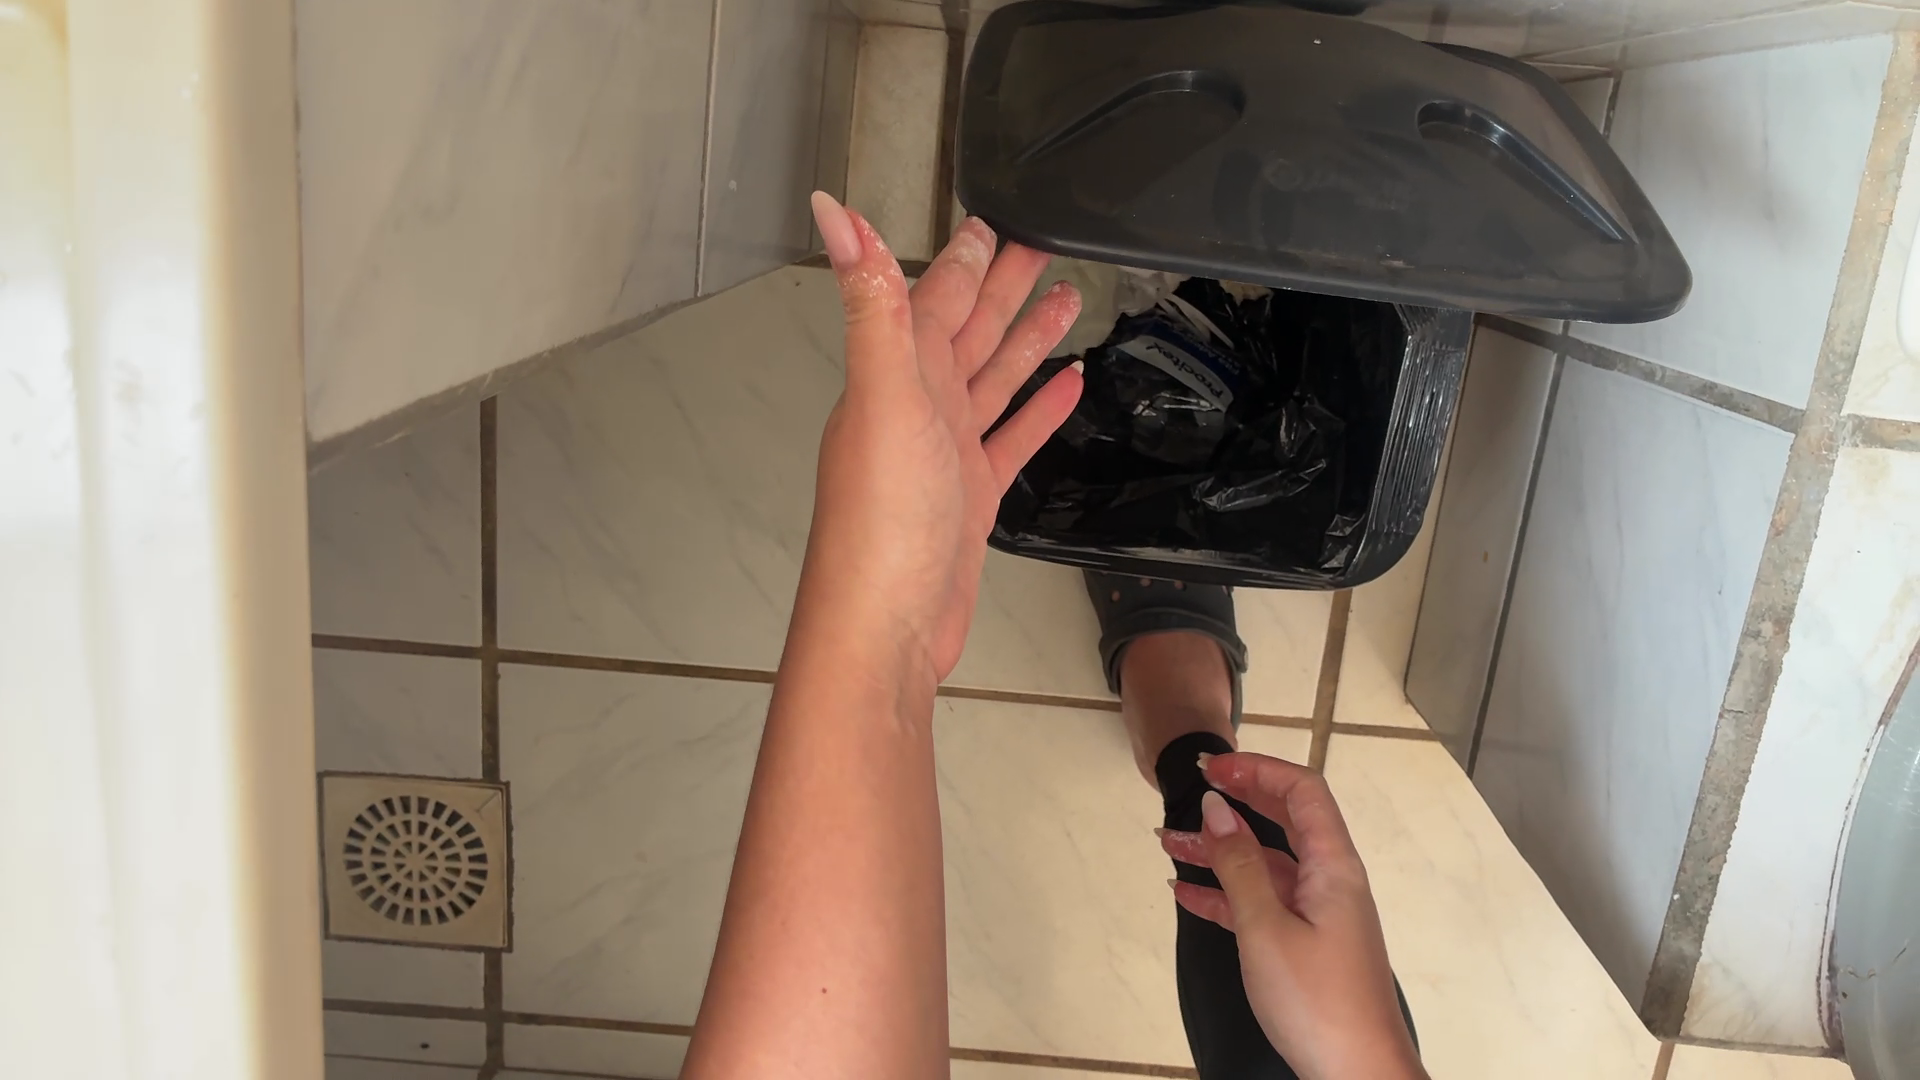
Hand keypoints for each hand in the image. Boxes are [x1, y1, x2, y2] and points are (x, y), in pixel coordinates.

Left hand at [799, 192, 1082, 681]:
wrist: (889, 624)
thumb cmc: (884, 519)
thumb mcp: (882, 401)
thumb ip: (873, 308)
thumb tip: (835, 213)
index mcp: (899, 379)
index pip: (936, 301)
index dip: (964, 260)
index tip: (994, 219)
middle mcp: (920, 409)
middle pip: (970, 333)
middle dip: (1005, 287)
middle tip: (1045, 243)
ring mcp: (947, 455)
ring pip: (994, 381)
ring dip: (1027, 342)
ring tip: (1067, 302)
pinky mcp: (971, 497)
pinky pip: (1010, 440)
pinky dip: (1037, 414)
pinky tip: (1067, 389)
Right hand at [1160, 753, 1426, 1079]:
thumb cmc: (1316, 1000)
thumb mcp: (1266, 927)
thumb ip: (1239, 864)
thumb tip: (1214, 806)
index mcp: (1332, 866)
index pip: (1302, 791)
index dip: (1258, 769)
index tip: (1211, 771)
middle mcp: (1327, 879)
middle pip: (1283, 819)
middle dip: (1237, 799)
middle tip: (1192, 788)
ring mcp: (1315, 912)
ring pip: (1263, 862)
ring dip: (1218, 849)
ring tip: (1167, 843)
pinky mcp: (1302, 943)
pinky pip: (1259, 900)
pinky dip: (1224, 892)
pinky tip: (1186, 893)